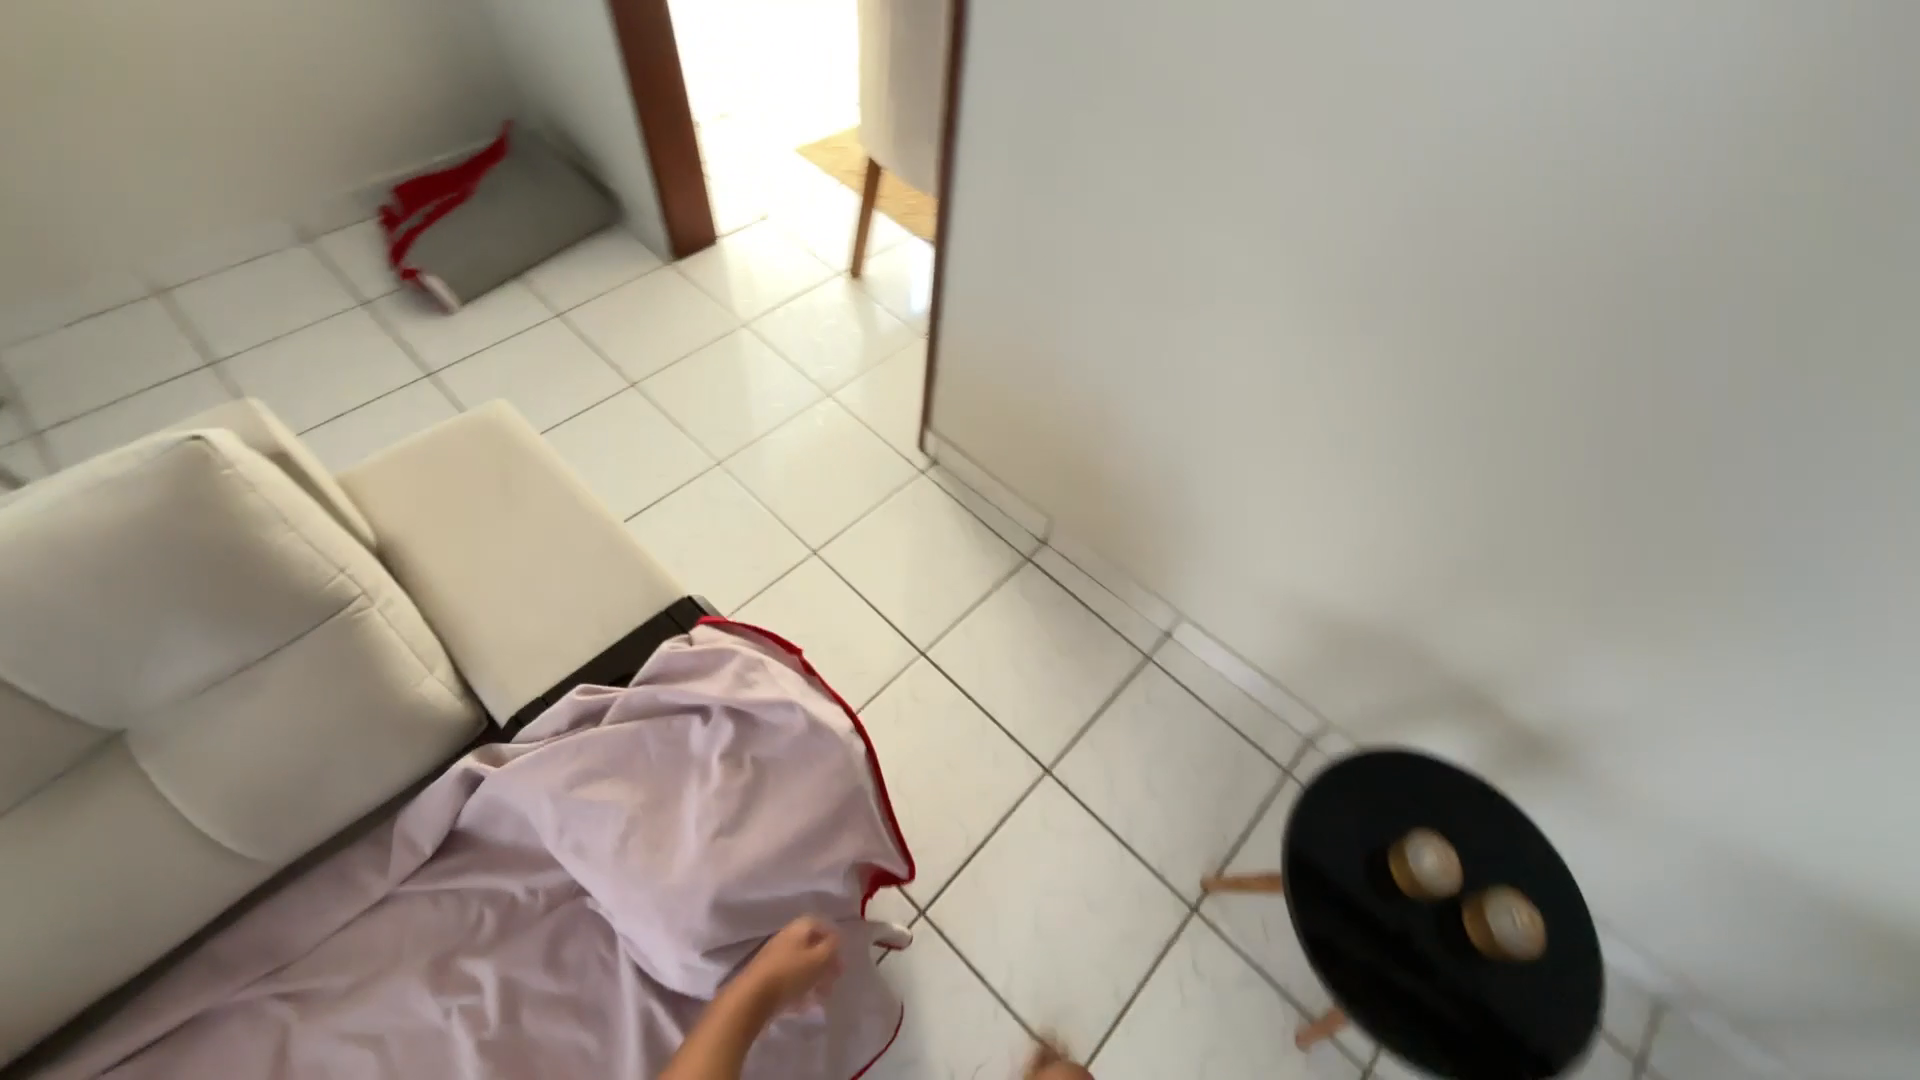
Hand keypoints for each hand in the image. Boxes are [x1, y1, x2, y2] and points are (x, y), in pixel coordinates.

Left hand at [737, 916, 842, 1014]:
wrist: (751, 999)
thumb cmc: (790, 974)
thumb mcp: (819, 959)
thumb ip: (832, 947)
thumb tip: (837, 939)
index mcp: (798, 928)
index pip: (820, 924)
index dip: (833, 938)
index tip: (842, 956)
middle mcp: (786, 938)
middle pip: (810, 945)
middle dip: (825, 961)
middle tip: (836, 977)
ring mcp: (774, 959)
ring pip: (801, 963)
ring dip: (815, 977)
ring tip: (823, 995)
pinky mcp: (766, 979)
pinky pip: (789, 979)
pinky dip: (800, 988)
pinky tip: (805, 1003)